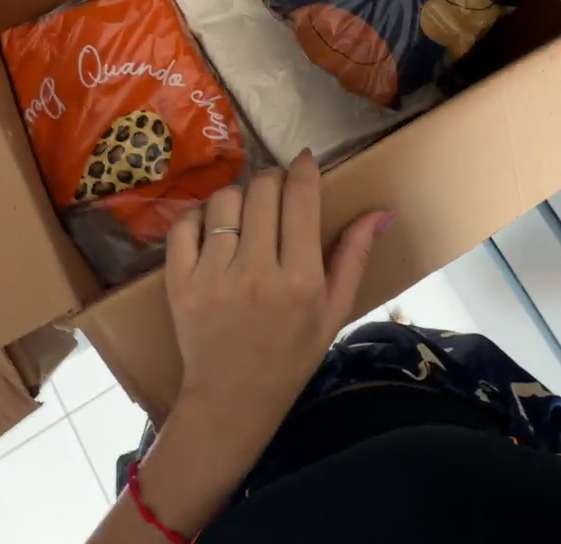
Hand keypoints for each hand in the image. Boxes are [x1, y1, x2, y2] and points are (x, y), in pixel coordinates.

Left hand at [163, 151, 389, 442]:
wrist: (232, 399)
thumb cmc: (291, 356)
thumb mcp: (334, 313)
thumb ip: (354, 258)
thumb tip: (381, 212)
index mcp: (300, 280)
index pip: (301, 199)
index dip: (304, 169)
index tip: (305, 159)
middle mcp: (256, 272)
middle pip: (263, 190)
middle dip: (273, 179)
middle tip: (276, 190)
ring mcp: (212, 276)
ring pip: (224, 200)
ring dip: (238, 196)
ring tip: (246, 213)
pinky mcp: (178, 281)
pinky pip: (185, 223)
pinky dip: (199, 217)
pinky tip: (213, 229)